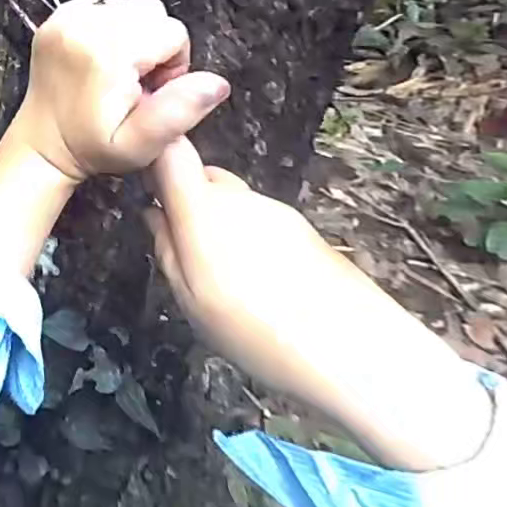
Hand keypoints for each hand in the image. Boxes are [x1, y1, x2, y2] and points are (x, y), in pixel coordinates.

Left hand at [6, 0, 230, 182]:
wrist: (42, 144)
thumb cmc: (90, 147)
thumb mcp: (141, 144)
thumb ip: (180, 111)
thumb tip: (216, 83)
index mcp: (107, 52)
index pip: (173, 32)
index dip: (173, 65)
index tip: (150, 92)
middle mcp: (83, 26)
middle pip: (153, 12)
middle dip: (154, 46)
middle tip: (134, 83)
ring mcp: (65, 19)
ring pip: (130, 7)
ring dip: (133, 35)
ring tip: (117, 72)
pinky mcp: (56, 19)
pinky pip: (103, 7)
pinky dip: (109, 29)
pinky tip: (99, 60)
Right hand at [146, 139, 493, 470]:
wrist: (360, 354)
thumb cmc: (257, 330)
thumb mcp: (190, 300)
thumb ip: (166, 249)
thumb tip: (153, 214)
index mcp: (203, 209)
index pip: (173, 152)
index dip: (155, 155)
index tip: (146, 185)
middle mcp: (239, 197)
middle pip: (202, 176)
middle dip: (185, 200)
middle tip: (184, 250)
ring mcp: (275, 211)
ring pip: (232, 200)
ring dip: (219, 223)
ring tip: (226, 278)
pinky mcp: (303, 228)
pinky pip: (259, 220)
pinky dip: (248, 238)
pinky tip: (261, 283)